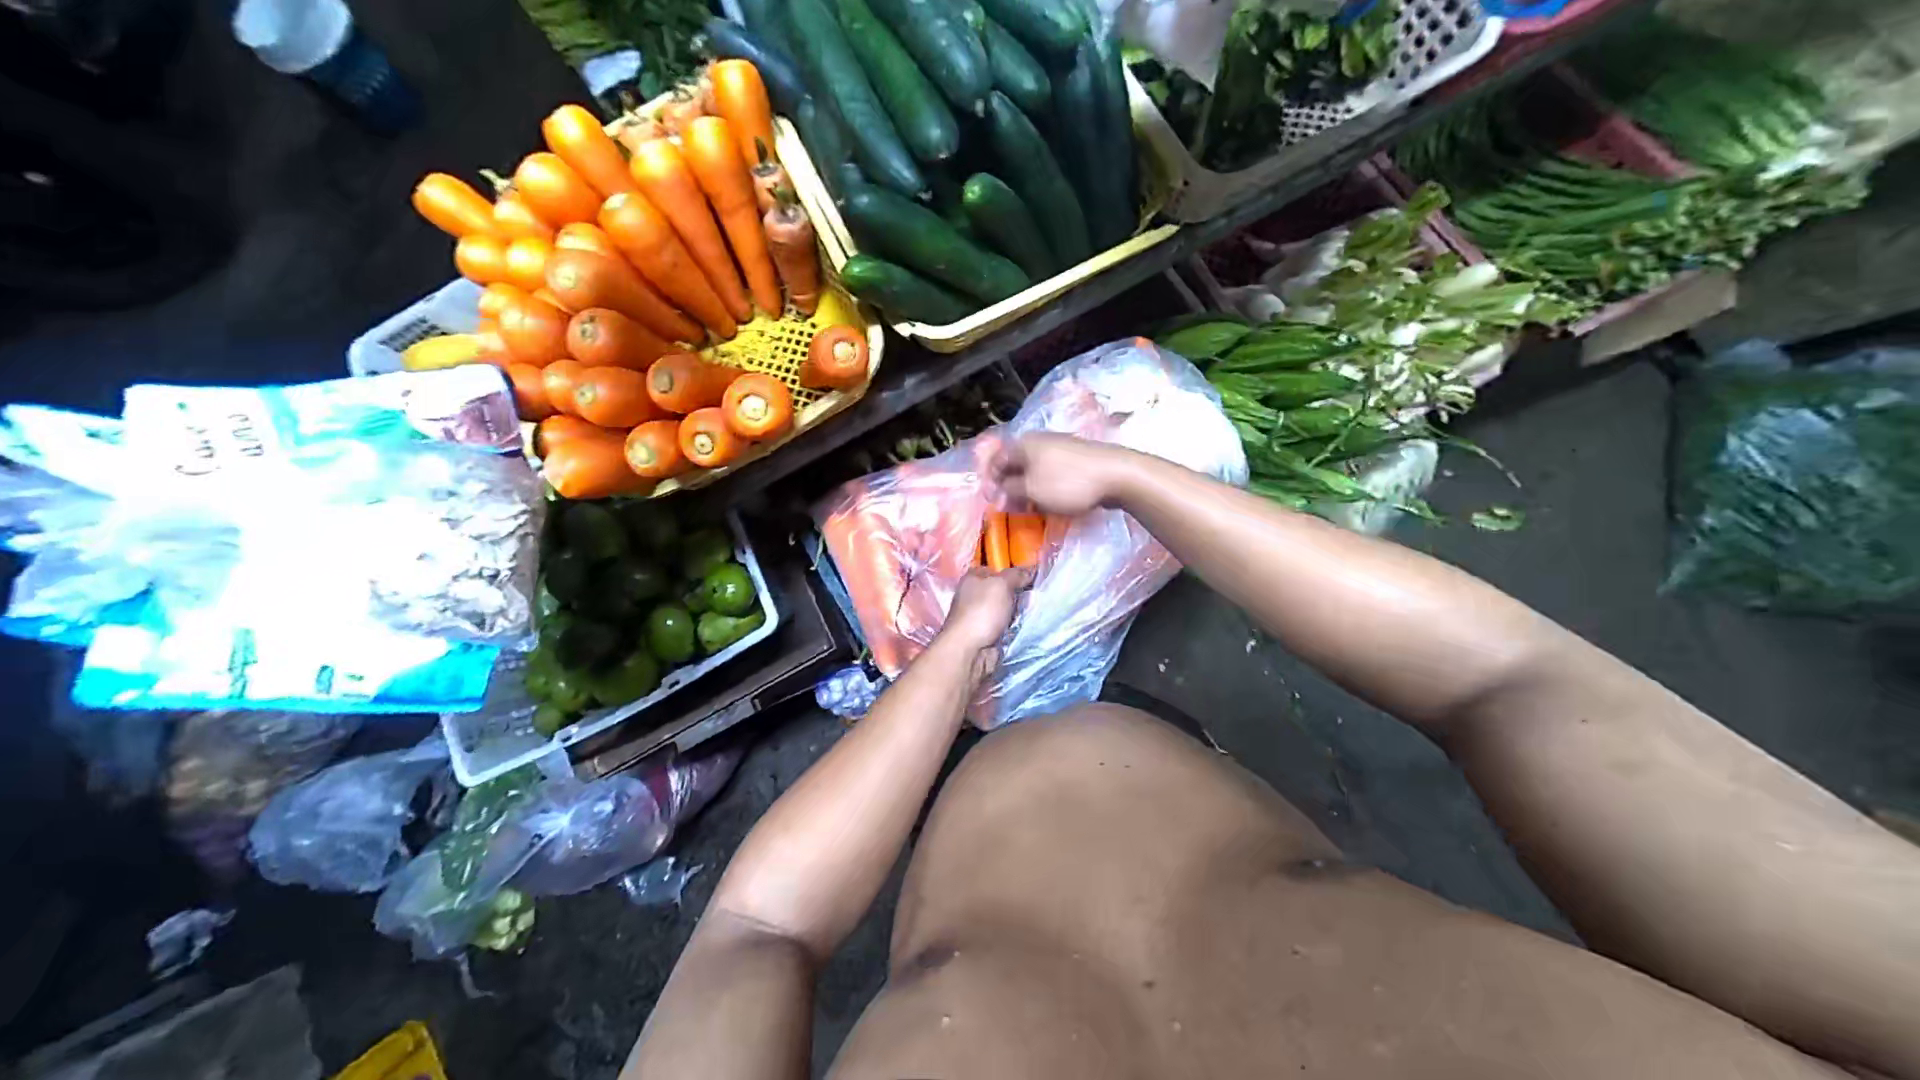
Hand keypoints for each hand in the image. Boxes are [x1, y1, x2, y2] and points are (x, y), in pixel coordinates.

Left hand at [938, 566, 1032, 660]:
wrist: (970, 650)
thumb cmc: (982, 610)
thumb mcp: (1001, 585)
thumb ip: (1015, 575)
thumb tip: (1028, 571)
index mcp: (972, 578)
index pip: (995, 570)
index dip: (1012, 572)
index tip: (1030, 577)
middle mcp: (974, 596)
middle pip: (1002, 591)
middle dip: (1018, 594)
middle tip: (1035, 596)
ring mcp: (979, 616)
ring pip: (1006, 610)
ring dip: (1018, 612)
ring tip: (1034, 611)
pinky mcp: (986, 634)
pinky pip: (1006, 626)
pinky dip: (1015, 627)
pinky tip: (1025, 627)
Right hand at [990, 434, 1138, 516]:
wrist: (1117, 475)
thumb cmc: (1068, 482)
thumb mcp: (1031, 490)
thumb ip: (1009, 490)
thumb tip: (999, 491)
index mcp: (1023, 443)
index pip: (996, 460)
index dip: (990, 481)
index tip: (992, 502)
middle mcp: (1039, 440)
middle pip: (1015, 464)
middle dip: (1009, 485)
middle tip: (1010, 507)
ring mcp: (1059, 447)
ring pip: (1034, 469)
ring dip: (1028, 488)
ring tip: (1030, 507)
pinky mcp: (1075, 459)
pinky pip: (1052, 472)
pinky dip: (1046, 486)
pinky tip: (1051, 500)